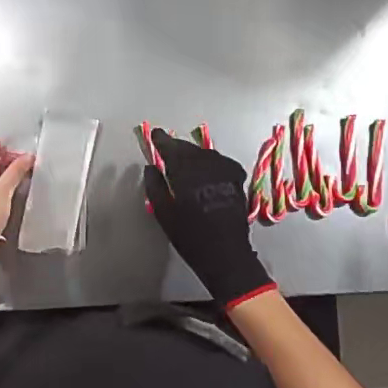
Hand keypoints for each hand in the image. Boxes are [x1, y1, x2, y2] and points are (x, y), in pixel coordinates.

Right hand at [142, 129, 271, 306]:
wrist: (225, 254)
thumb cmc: (190, 238)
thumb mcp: (165, 215)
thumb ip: (155, 188)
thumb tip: (150, 168)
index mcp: (187, 174)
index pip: (172, 149)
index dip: (162, 141)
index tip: (155, 134)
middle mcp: (208, 168)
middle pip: (190, 150)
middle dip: (177, 146)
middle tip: (165, 145)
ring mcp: (225, 173)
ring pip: (205, 154)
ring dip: (193, 152)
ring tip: (181, 156)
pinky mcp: (236, 181)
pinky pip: (219, 162)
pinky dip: (208, 160)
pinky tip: (203, 167)